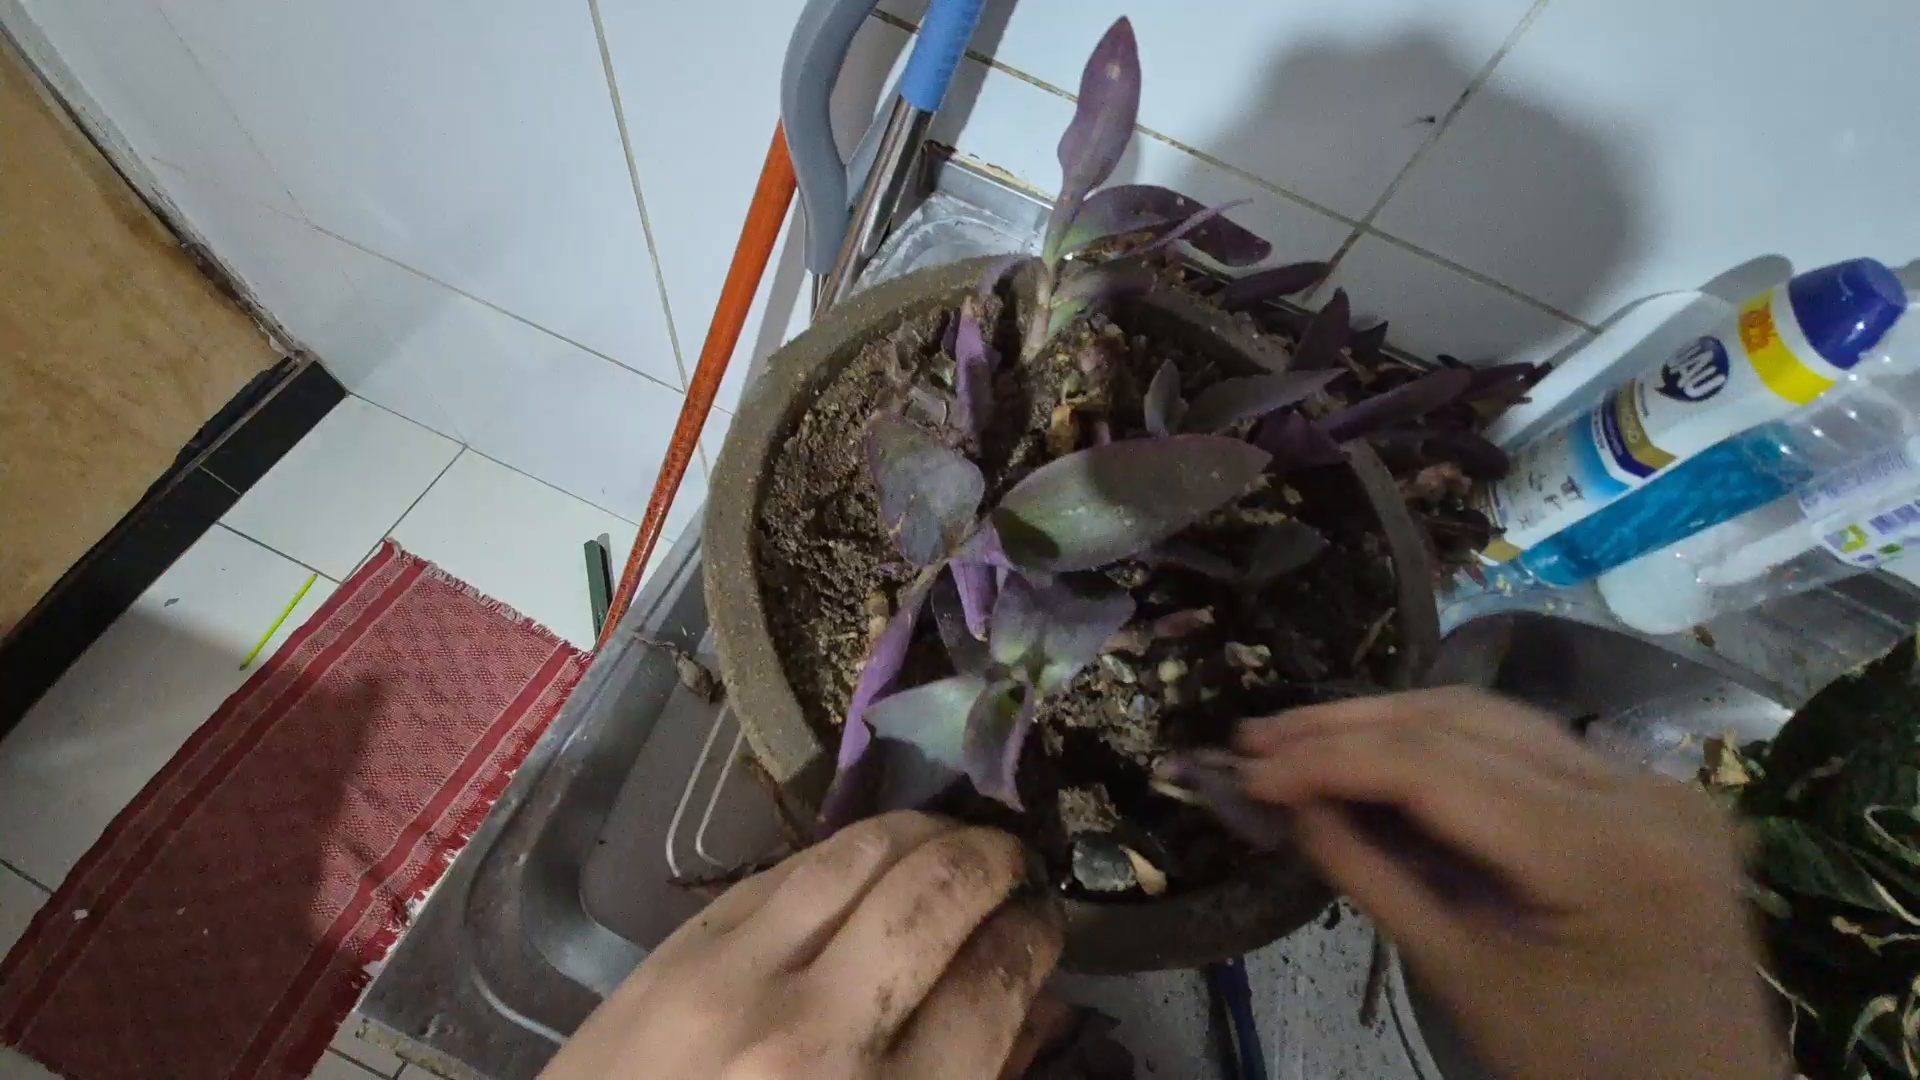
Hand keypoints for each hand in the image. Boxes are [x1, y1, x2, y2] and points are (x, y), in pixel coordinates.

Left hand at [539, 811, 1063, 1079]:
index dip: (1032, 938)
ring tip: (959, 838)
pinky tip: (882, 854)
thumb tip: (1038, 999)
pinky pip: (797, 861)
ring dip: (933, 830)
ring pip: (867, 851)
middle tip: (1015, 862)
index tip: (1044, 918)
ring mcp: (737, 978)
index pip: (990, 989)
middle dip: (995, 862)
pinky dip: (858, 848)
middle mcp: (811, 1039)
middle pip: (936, 897)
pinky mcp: (685, 943)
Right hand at [1234, 688, 1781, 1079]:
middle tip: (1255, 739)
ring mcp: (1642, 778)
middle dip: (1338, 728)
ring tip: (1294, 737)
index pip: (1432, 769)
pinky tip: (1366, 747)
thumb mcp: (1455, 972)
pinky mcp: (1627, 781)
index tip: (1250, 772)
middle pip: (1451, 721)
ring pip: (1472, 711)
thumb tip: (1282, 798)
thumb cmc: (1579, 1065)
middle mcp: (1638, 790)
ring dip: (1373, 721)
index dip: (1325, 761)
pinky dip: (1421, 737)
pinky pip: (1502, 735)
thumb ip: (1363, 870)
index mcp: (1606, 853)